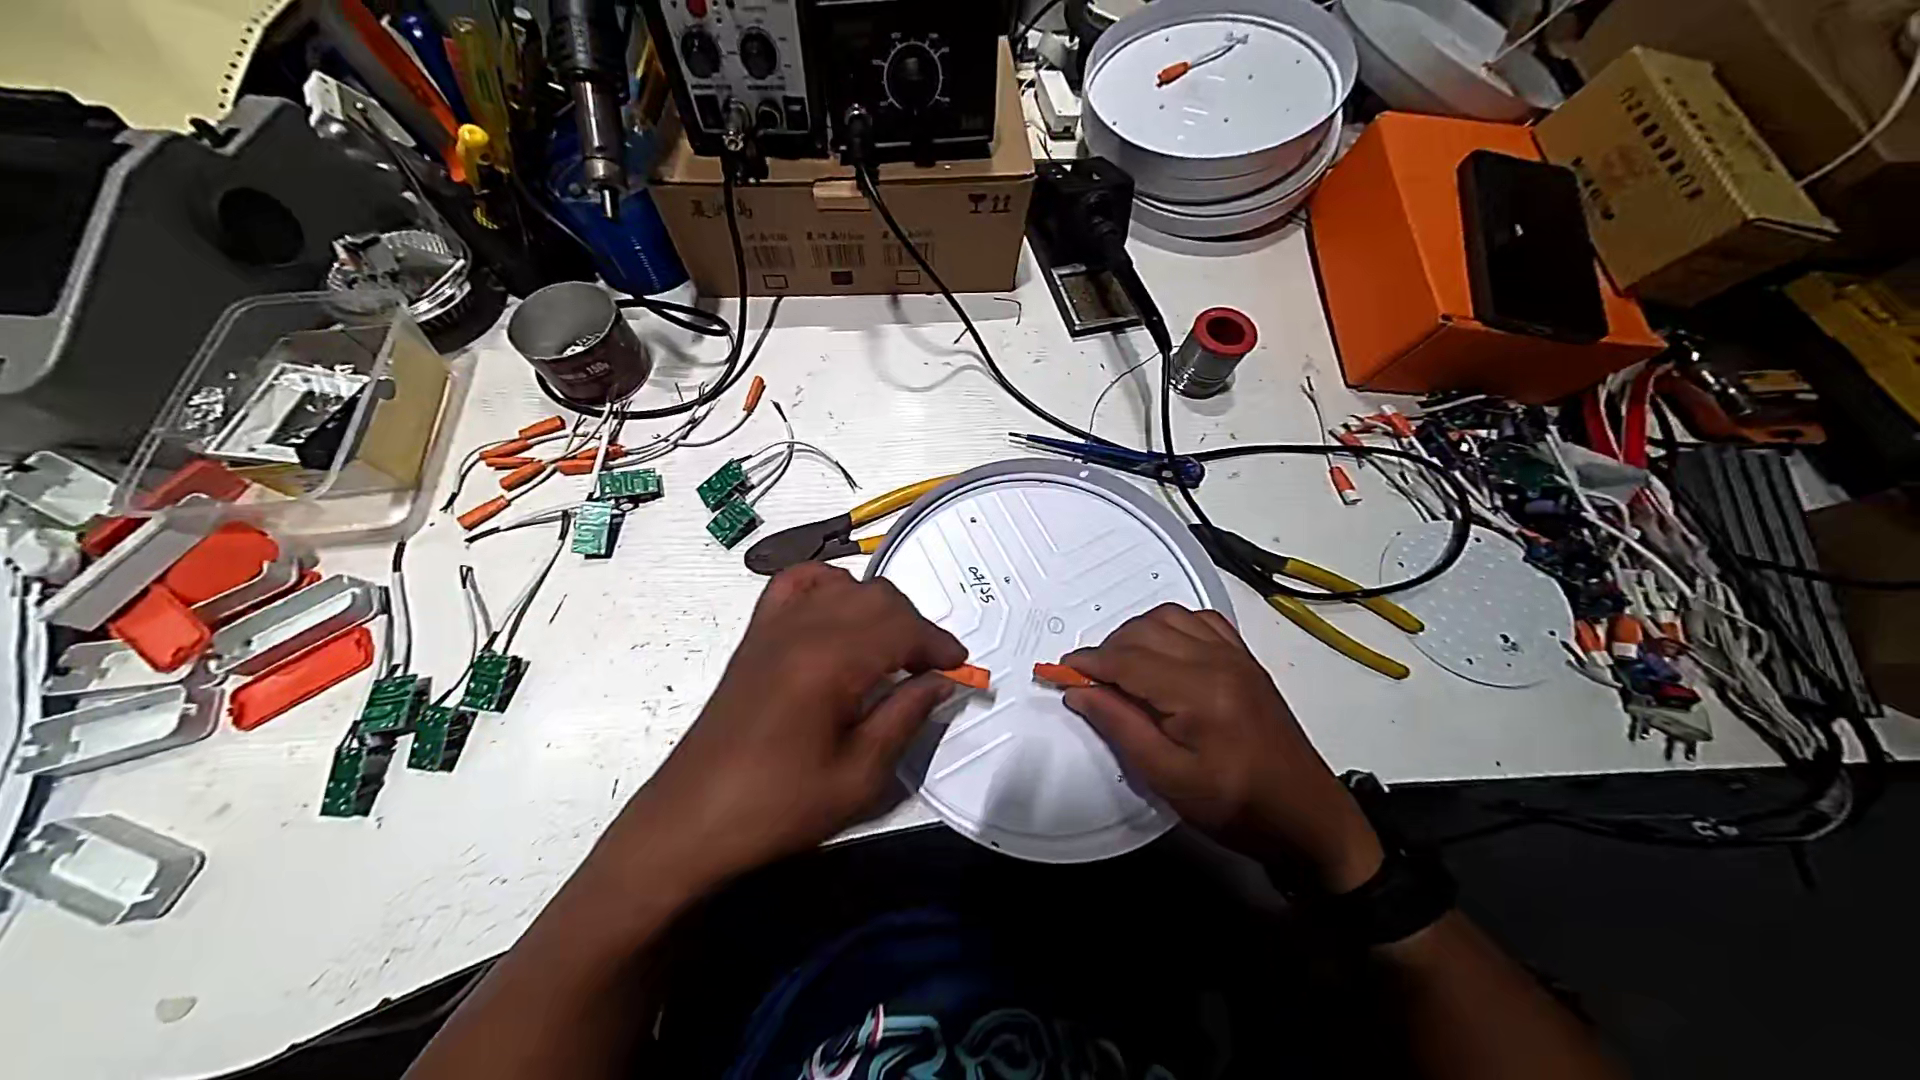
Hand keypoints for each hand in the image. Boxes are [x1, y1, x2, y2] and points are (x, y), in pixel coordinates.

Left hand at [607, 563, 965, 891]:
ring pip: (843, 586)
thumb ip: (905, 717)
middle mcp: (802, 629)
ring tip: (891, 647)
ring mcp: (774, 627)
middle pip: (878, 598)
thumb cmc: (777, 807)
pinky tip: (840, 611)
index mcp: (830, 663)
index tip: (959, 668)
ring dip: (879, 608)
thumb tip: (940, 682)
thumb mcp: (859, 777)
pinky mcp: (756, 635)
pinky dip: (827, 585)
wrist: (693, 820)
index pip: (902, 628)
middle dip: (915, 626)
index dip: (939, 644)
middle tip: (928, 668)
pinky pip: (795, 583)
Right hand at [1063, 604, 1383, 892]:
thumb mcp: (1167, 777)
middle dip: (1107, 649)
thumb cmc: (1238, 806)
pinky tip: (1161, 648)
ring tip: (1119, 665)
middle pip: (1145, 631)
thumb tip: (1081, 692)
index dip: (1088, 664)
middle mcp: (1218, 662)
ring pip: (1169, 617)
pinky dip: (1170, 625)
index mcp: (1199, 692)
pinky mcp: (1245, 660)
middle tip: (1088, 679)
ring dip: (1135, 634)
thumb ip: (1120, 726)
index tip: (1062, 672)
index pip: (1128, 659)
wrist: (1305, 817)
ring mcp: (1235, 657)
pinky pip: (1200, 620)